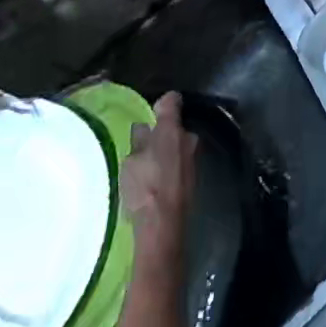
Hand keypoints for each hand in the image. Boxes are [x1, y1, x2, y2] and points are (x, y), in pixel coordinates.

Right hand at [121, 91, 196, 254]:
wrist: (163, 225)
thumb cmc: (144, 185)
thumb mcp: (130, 159)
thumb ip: (139, 140)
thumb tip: (143, 127)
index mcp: (172, 129)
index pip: (172, 101)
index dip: (162, 104)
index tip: (152, 111)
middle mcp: (188, 140)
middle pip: (178, 128)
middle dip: (167, 133)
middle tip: (148, 145)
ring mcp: (194, 161)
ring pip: (182, 148)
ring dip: (171, 153)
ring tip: (152, 166)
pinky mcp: (194, 182)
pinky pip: (182, 167)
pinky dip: (173, 170)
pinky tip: (160, 183)